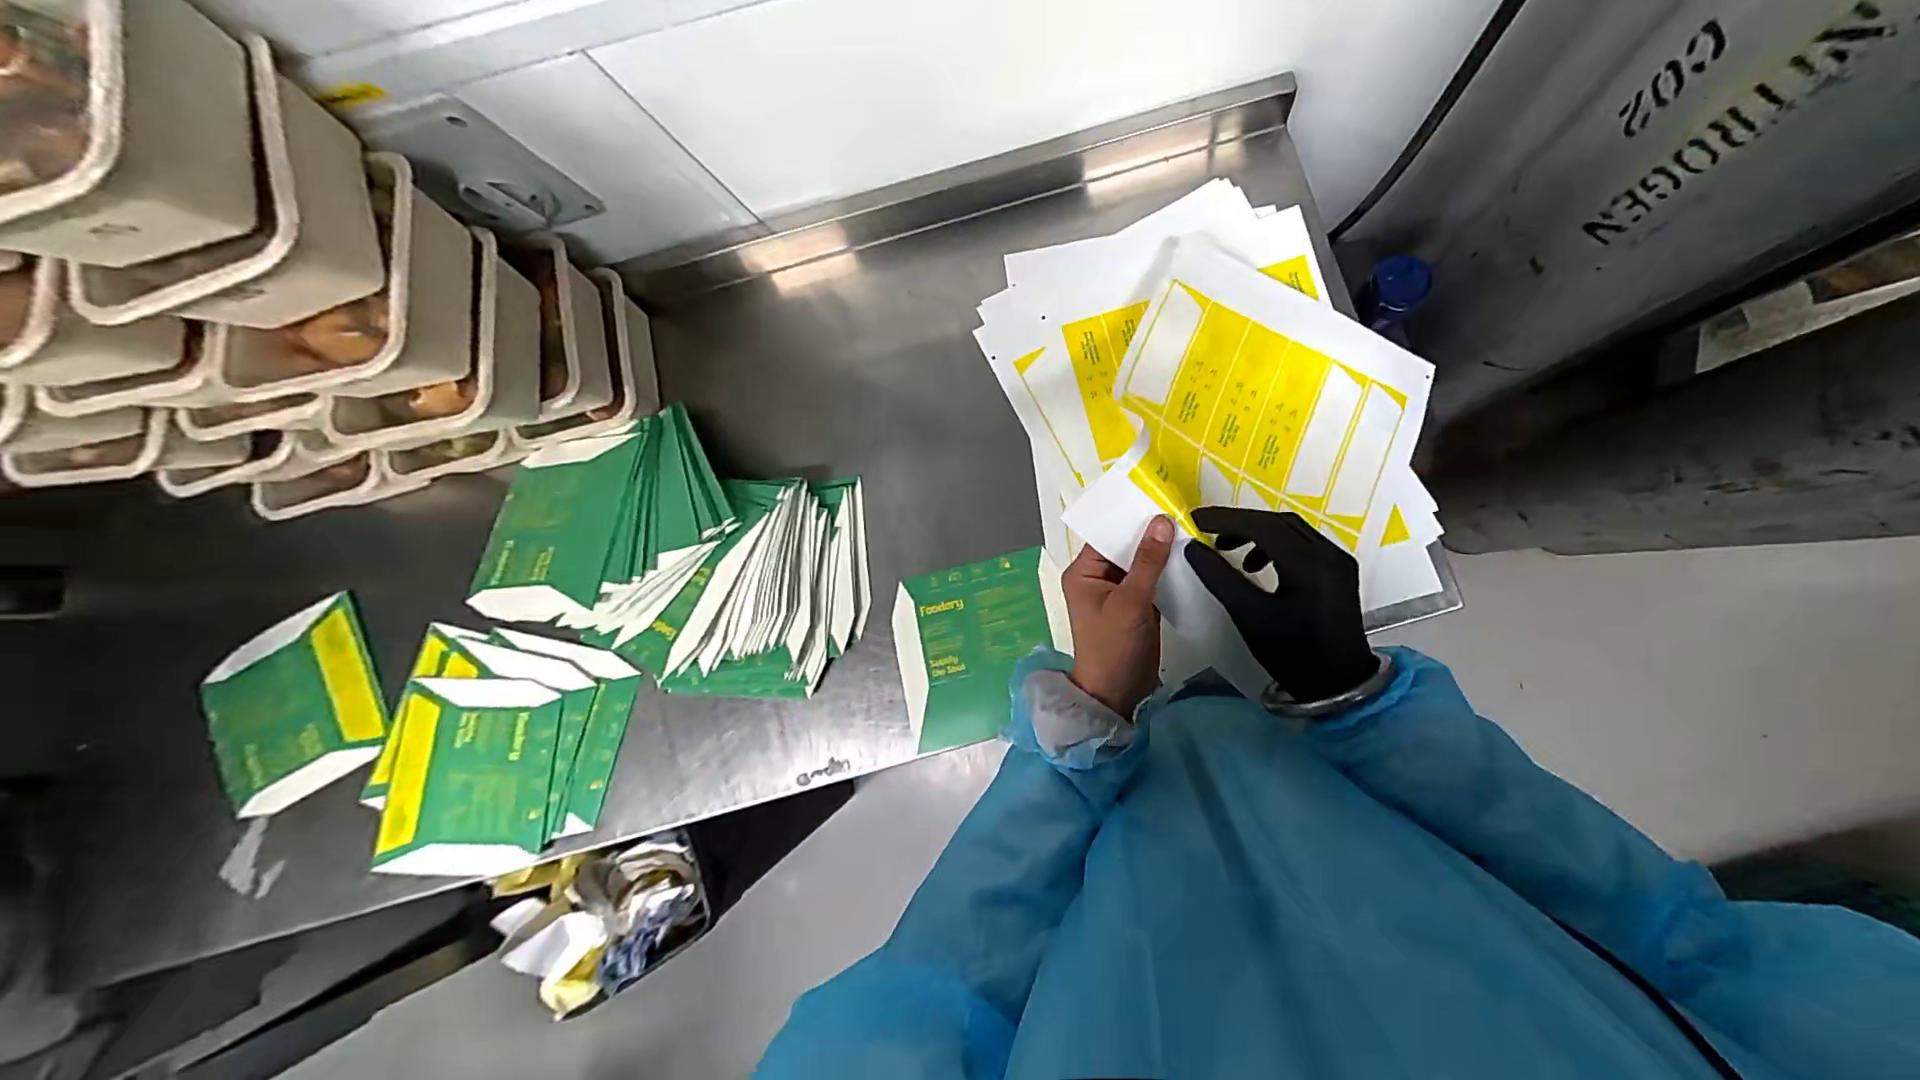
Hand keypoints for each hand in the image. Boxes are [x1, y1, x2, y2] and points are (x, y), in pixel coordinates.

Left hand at [1063, 516, 1173, 716]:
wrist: (1117, 694)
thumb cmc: (1112, 648)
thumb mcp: (1130, 603)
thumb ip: (1147, 562)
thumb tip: (1161, 521)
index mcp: (1082, 572)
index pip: (1106, 535)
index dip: (1129, 518)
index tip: (1157, 498)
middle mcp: (1097, 577)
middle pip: (1124, 546)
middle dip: (1149, 533)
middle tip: (1181, 510)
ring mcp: (1117, 591)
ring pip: (1140, 562)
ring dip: (1160, 552)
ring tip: (1190, 528)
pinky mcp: (1136, 604)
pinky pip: (1151, 579)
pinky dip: (1166, 571)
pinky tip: (1189, 557)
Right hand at [1183, 507, 1374, 702]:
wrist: (1338, 684)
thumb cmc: (1292, 653)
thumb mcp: (1249, 614)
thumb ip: (1219, 577)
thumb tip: (1192, 548)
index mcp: (1309, 564)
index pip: (1262, 526)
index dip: (1225, 519)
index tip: (1196, 520)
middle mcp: (1329, 554)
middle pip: (1278, 522)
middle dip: (1240, 523)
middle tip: (1208, 530)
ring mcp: (1338, 561)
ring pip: (1291, 530)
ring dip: (1257, 532)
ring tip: (1229, 549)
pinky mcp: (1339, 571)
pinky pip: (1302, 543)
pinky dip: (1274, 544)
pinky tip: (1256, 564)